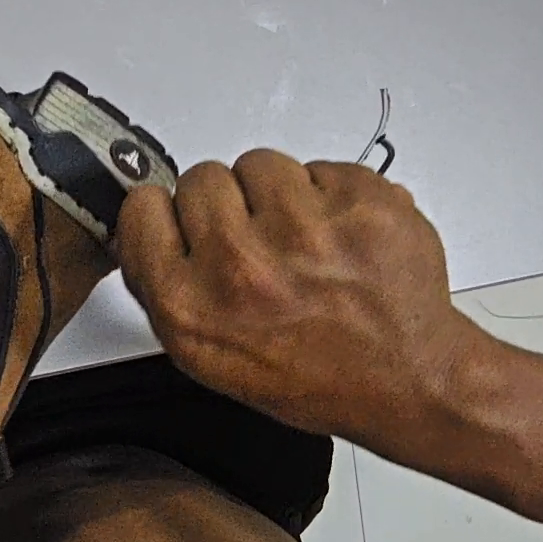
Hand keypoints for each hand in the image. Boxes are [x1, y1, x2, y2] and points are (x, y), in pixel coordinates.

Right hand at [115, 149, 487, 453]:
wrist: (400, 378)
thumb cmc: (310, 375)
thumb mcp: (204, 356)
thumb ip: (163, 289)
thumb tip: (144, 231)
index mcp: (191, 308)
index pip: (142, 209)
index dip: (165, 215)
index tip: (184, 225)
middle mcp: (240, 267)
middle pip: (199, 178)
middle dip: (222, 203)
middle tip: (253, 240)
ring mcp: (302, 230)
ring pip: (258, 163)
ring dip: (274, 194)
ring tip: (299, 240)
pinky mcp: (358, 201)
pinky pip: (316, 167)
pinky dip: (324, 196)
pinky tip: (336, 239)